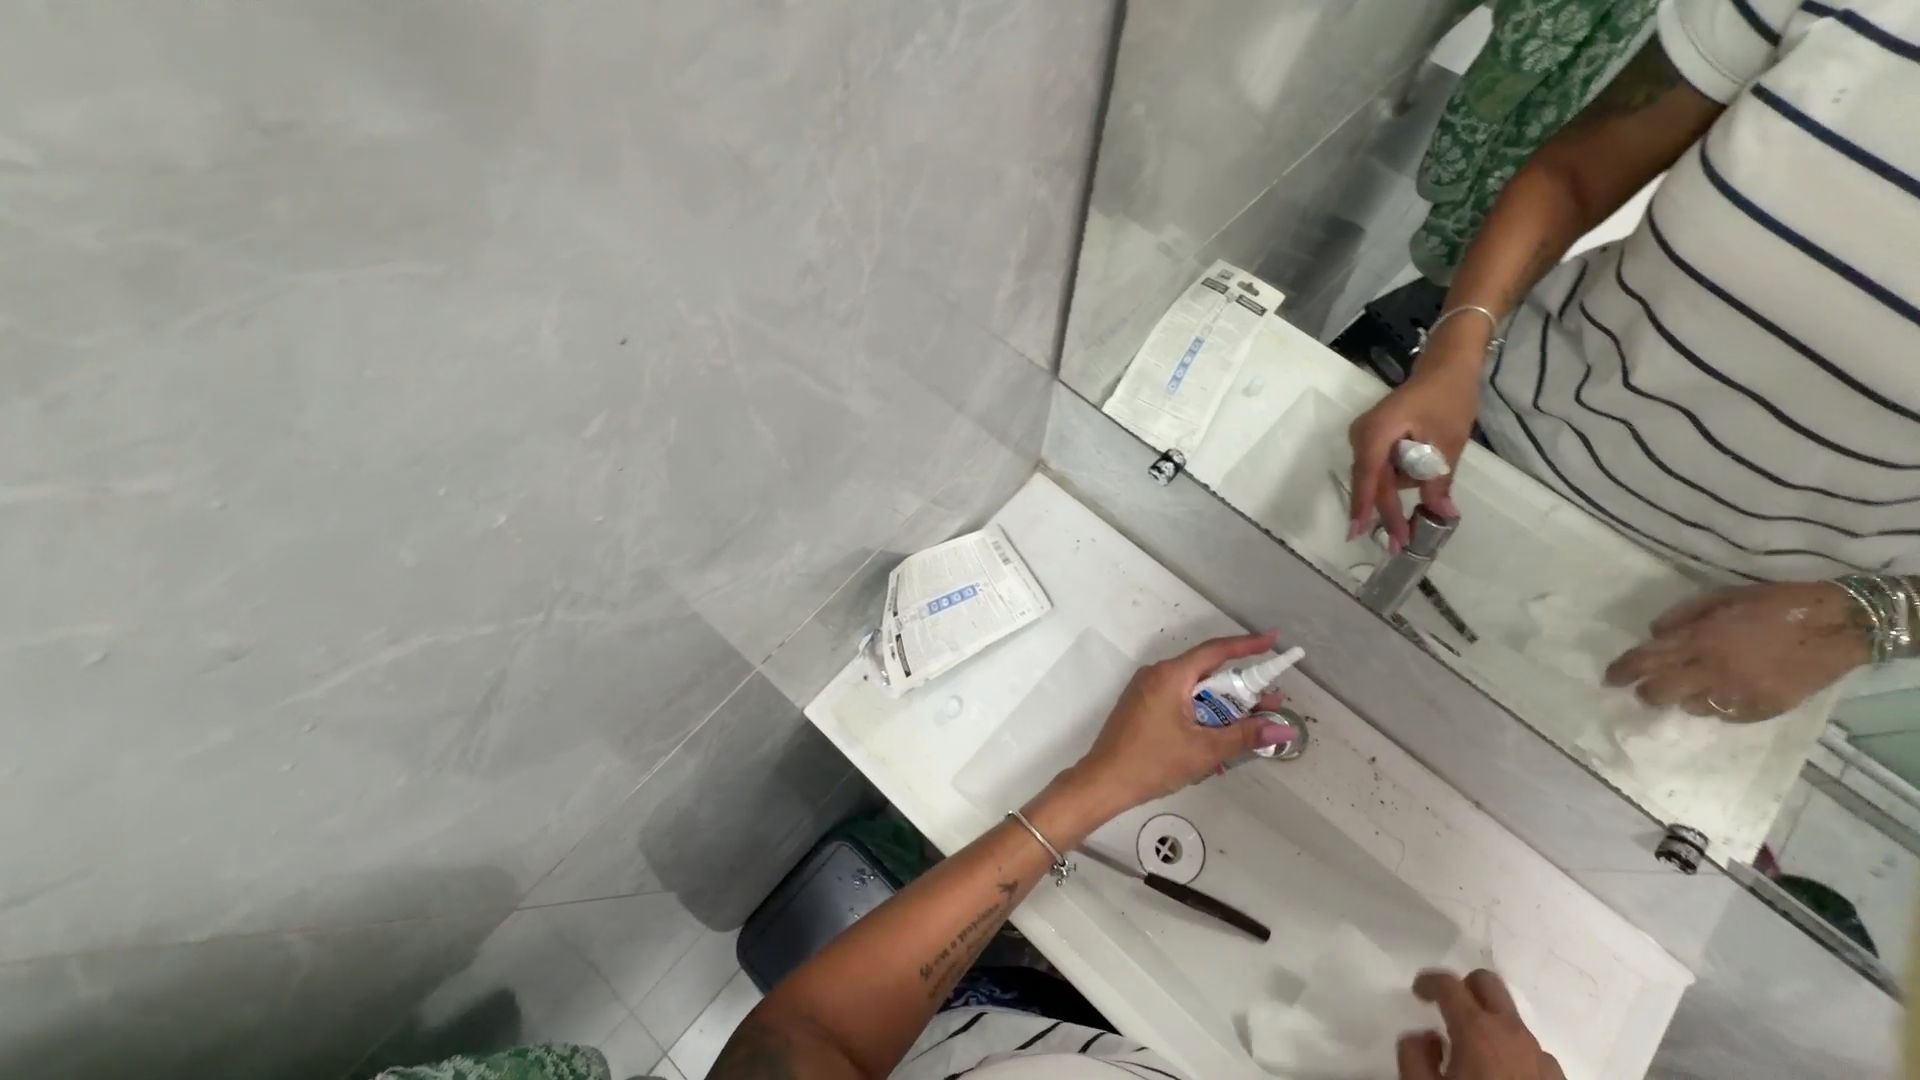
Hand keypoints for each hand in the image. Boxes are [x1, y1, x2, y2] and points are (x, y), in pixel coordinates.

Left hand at [1064, 631, 1296, 817]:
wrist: (1104, 782)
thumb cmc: (1152, 762)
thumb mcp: (1204, 750)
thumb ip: (1245, 735)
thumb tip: (1284, 729)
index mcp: (1170, 676)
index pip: (1216, 651)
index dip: (1248, 645)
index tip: (1273, 640)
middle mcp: (1156, 675)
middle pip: (1206, 672)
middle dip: (1240, 689)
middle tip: (1271, 701)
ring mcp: (1146, 690)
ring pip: (1194, 690)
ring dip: (1221, 707)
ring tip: (1250, 725)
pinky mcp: (1141, 706)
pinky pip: (1179, 702)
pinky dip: (1201, 715)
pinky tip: (1217, 740)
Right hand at [1347, 329, 1484, 551]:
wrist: (1445, 365)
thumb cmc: (1448, 397)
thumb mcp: (1448, 441)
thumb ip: (1437, 480)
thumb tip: (1441, 515)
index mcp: (1376, 434)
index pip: (1369, 479)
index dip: (1368, 509)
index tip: (1360, 535)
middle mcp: (1361, 436)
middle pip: (1371, 482)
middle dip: (1386, 512)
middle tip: (1399, 542)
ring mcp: (1364, 437)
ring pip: (1377, 476)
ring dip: (1399, 490)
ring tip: (1430, 475)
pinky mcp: (1372, 438)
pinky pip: (1380, 466)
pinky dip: (1397, 477)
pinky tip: (1415, 475)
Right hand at [1398, 970, 1562, 1079]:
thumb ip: (1413, 1053)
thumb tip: (1426, 1037)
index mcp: (1477, 1029)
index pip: (1447, 982)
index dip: (1427, 981)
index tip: (1418, 995)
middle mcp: (1513, 1034)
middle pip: (1488, 983)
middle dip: (1464, 987)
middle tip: (1448, 1009)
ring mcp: (1542, 1057)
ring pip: (1512, 1020)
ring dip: (1490, 1024)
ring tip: (1475, 1055)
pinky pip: (1531, 1051)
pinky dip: (1512, 1052)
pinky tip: (1502, 1079)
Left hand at [1603, 581, 1870, 720]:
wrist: (1843, 623)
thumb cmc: (1776, 603)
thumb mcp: (1719, 597)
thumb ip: (1681, 616)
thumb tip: (1654, 635)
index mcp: (1699, 640)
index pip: (1645, 661)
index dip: (1621, 672)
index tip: (1608, 679)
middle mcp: (1714, 670)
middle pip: (1660, 692)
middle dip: (1646, 691)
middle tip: (1645, 687)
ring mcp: (1742, 692)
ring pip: (1692, 707)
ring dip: (1683, 698)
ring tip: (1689, 688)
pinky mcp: (1769, 707)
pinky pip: (1727, 716)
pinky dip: (1716, 708)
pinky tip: (1720, 696)